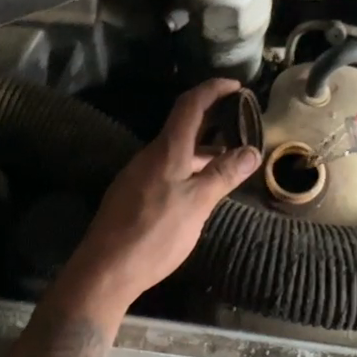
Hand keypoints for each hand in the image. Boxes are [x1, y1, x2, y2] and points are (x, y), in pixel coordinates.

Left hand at [50, 78, 261, 320]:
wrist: (104, 271)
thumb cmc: (155, 233)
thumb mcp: (198, 204)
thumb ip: (224, 174)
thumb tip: (252, 150)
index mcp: (168, 148)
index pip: (191, 104)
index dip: (213, 89)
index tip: (236, 85)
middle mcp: (151, 154)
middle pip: (183, 125)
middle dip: (211, 119)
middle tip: (239, 123)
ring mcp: (138, 174)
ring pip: (175, 150)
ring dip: (201, 149)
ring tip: (227, 160)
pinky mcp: (132, 194)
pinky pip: (166, 168)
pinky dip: (188, 167)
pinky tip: (198, 189)